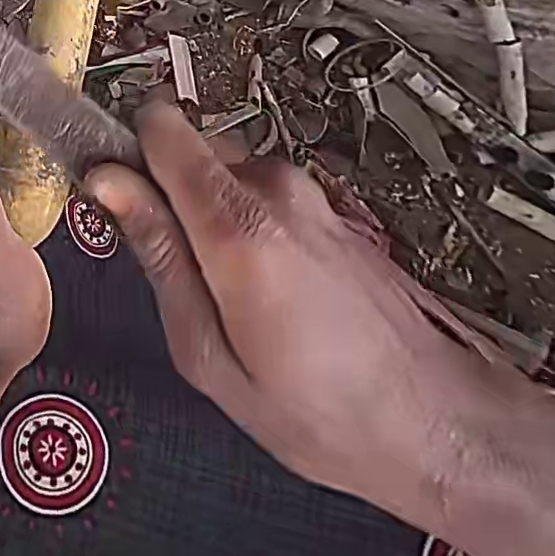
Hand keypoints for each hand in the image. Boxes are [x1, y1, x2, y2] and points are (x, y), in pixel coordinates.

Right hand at [87, 103, 499, 506]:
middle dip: (161, 194)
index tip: (108, 181)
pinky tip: (261, 287)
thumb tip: (109, 185)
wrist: (446, 426)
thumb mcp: (205, 350)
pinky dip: (236, 222)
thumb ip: (155, 252)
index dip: (124, 145)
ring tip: (223, 289)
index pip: (161, 130)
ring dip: (200, 215)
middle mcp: (274, 190)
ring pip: (216, 174)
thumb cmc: (323, 410)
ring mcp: (306, 193)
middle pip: (184, 152)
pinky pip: (252, 191)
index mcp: (238, 227)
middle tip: (170, 265)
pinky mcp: (322, 204)